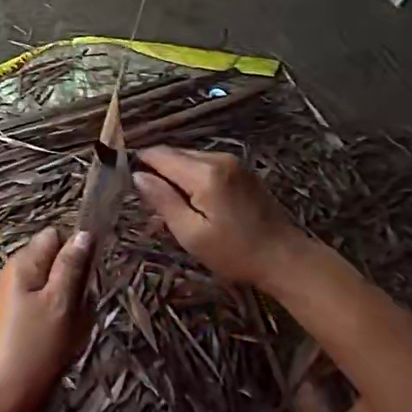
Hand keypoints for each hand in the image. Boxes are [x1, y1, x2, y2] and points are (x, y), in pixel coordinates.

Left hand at [0, 227, 91, 411]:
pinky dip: (62, 322)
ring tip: (73, 329)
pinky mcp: (21, 320)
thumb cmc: (31, 348)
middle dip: (75, 282)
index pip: (56, 234)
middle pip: (58, 262)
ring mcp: (18, 297)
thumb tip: (84, 232)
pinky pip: (50, 310)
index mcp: (23, 261)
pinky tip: (63, 342)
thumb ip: (71, 266)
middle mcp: (17, 273)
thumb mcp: (59, 303)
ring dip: (72, 306)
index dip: (76, 249)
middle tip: (80, 308)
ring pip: (58, 289)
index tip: (89, 276)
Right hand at [133, 146, 311, 287]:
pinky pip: (205, 165)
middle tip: (148, 202)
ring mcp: (232, 162)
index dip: (140, 163)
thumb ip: (163, 201)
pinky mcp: (240, 170)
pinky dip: (192, 178)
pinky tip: (193, 204)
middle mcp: (218, 158)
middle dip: (157, 172)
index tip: (126, 181)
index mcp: (204, 173)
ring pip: (189, 159)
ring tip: (171, 207)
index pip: (159, 154)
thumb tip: (138, 175)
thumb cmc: (235, 253)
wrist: (286, 258)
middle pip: (174, 153)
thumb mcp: (191, 234)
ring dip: (174, 176)